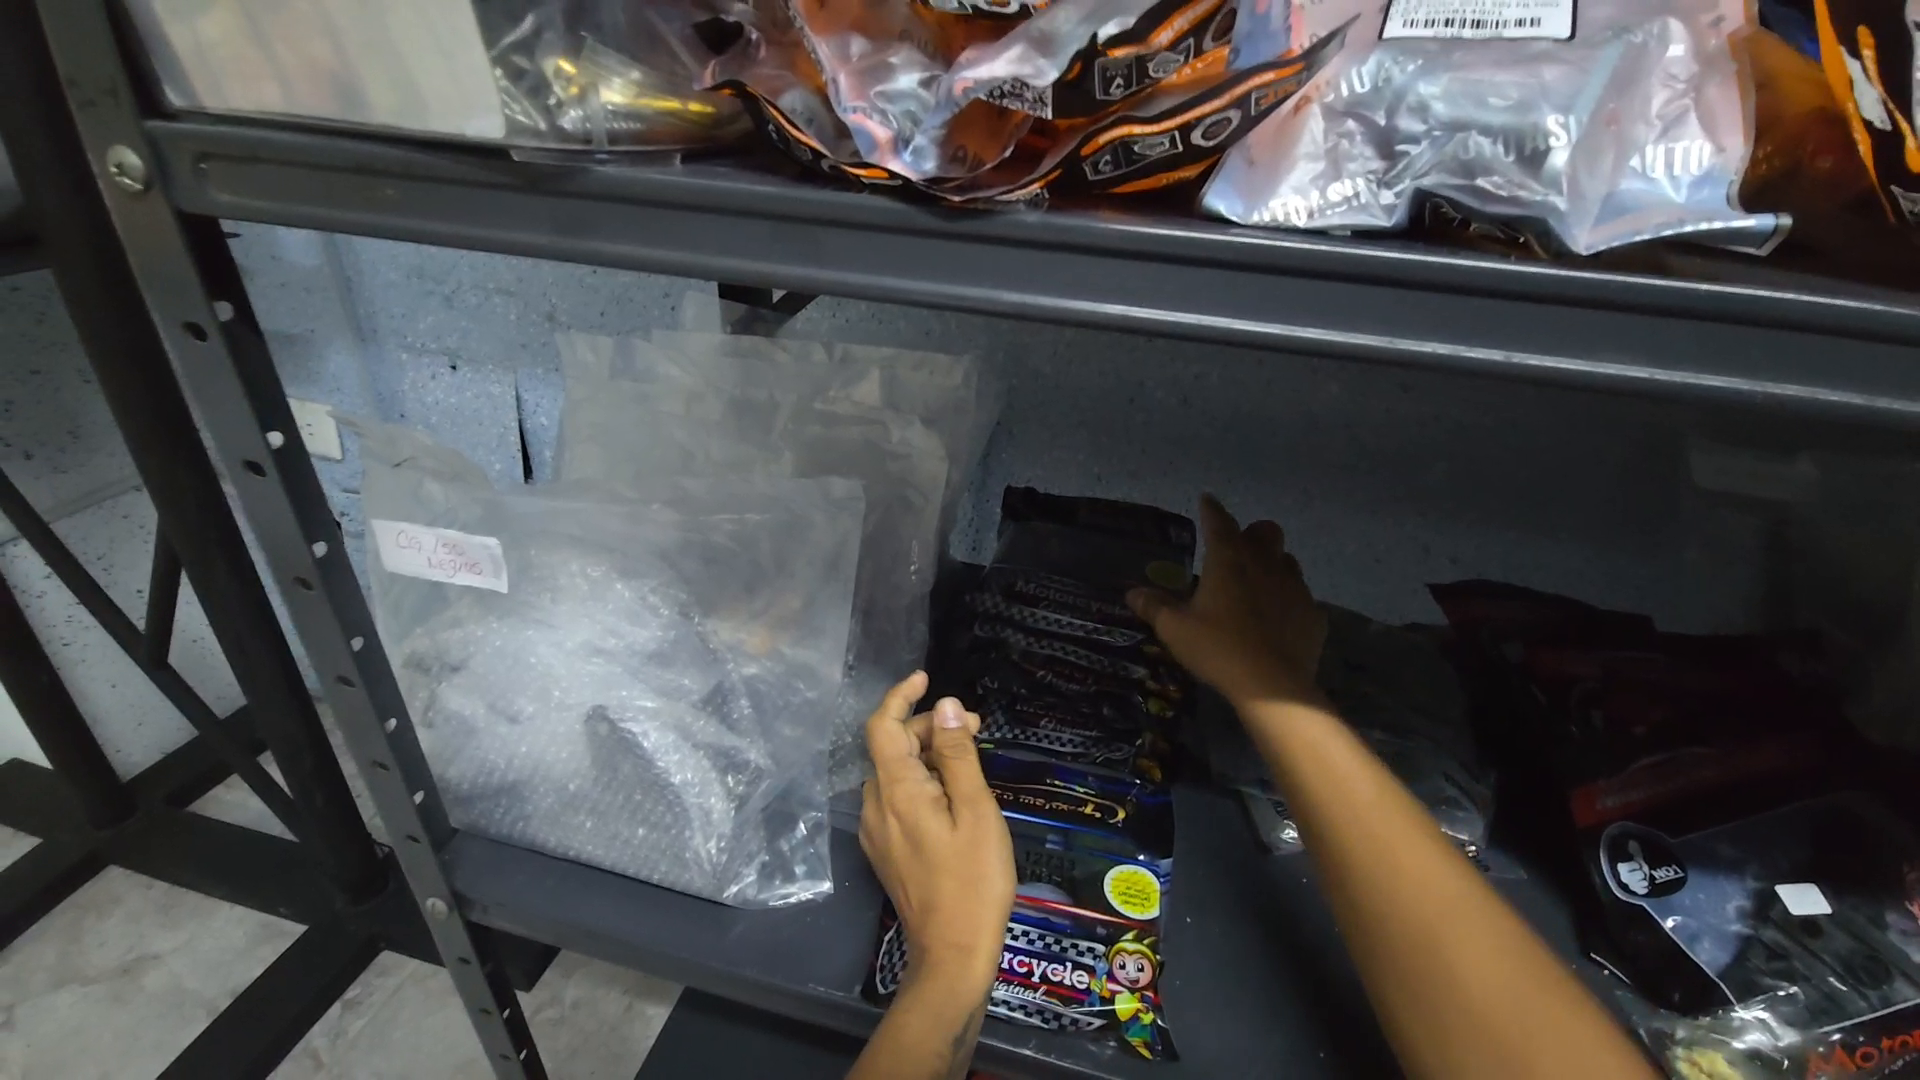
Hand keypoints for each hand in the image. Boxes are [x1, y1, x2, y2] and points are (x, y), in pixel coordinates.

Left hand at [860, 672, 1015, 991]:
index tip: (925, 678)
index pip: (883, 726)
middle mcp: (876, 805)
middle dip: (930, 728)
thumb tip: (945, 706)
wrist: (951, 955)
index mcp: (896, 790)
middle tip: (976, 729)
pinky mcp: (885, 850)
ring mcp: (877, 831)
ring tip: (972, 761)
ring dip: (929, 755)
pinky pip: (898, 799)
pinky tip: (954, 794)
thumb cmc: (973, 880)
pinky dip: (923, 781)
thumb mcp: (976, 810)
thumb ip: (958, 755)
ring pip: (897, 773)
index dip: (900, 696)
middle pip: (893, 747)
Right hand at [1127, 495, 1326, 708]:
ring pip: (1287, 561)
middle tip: (1235, 550)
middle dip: (1251, 534)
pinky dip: (1287, 602)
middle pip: (1266, 531)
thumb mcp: (1175, 629)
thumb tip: (1132, 592)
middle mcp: (1265, 564)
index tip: (1206, 500)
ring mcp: (1295, 588)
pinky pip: (1301, 598)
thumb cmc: (1217, 648)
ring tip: (1256, 585)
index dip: (1211, 510)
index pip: (1219, 522)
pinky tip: (1277, 621)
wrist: (1273, 686)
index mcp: (1229, 560)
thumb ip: (1154, 607)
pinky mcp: (1313, 615)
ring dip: (1272, 565)